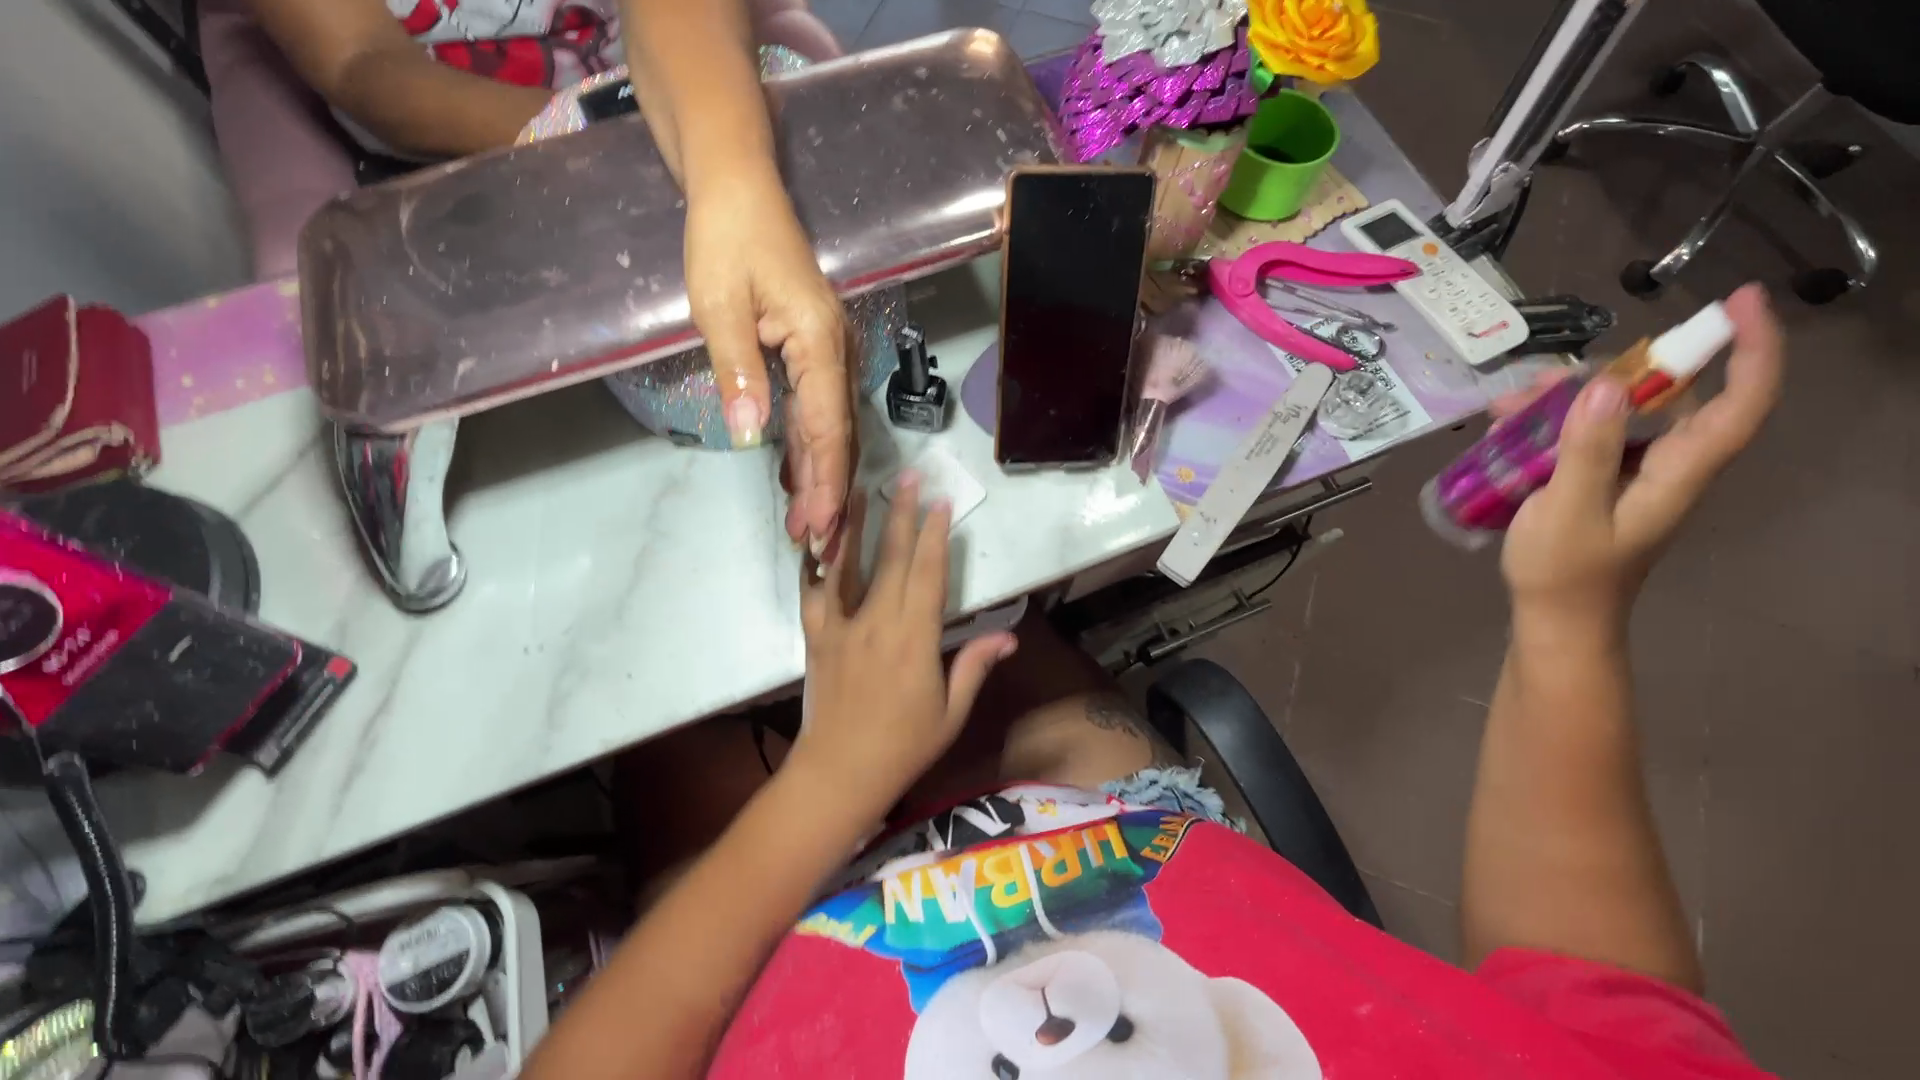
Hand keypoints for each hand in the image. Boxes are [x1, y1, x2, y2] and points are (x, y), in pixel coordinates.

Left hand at [683, 166, 852, 555]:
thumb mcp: (719, 305)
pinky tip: (797, 478)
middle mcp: (834, 351)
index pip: (828, 425)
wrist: (738, 186)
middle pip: (839, 434)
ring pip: (831, 427)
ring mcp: (826, 351)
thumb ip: (738, 373)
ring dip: (820, 476)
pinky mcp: (811, 350)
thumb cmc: (726, 238)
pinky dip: (809, 448)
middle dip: (829, 491)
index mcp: (818, 340)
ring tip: (807, 526)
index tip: (823, 529)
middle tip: (816, 546)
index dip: (827, 481)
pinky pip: (817, 409)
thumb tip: (748, 438)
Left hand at [789, 478, 1017, 815]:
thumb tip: (1008, 635)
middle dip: (901, 514)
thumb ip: (974, 667)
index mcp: (914, 639)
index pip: (927, 575)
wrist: (840, 771)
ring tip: (860, 488)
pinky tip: (819, 540)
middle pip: (891, 559)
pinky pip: (814, 593)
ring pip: (849, 566)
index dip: (934, 536)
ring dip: (857, 524)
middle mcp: (876, 623)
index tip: (940, 502)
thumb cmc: (904, 746)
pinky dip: (817, 564)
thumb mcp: (951, 713)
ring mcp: (841, 627)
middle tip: (908, 476)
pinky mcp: (816, 637)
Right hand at [1500, 283, 1782, 628]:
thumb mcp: (1568, 511)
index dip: (1752, 349)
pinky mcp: (1605, 482)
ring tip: (1506, 408)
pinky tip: (1507, 430)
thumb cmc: (1565, 573)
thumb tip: (1610, 385)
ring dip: (1567, 400)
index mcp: (1678, 474)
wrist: (1556, 622)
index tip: (1739, 302)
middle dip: (1611, 374)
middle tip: (1542, 380)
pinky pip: (1591, 435)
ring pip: (1621, 413)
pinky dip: (1553, 423)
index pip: (1741, 403)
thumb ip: (1590, 449)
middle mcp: (1669, 466)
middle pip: (1668, 397)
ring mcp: (1636, 474)